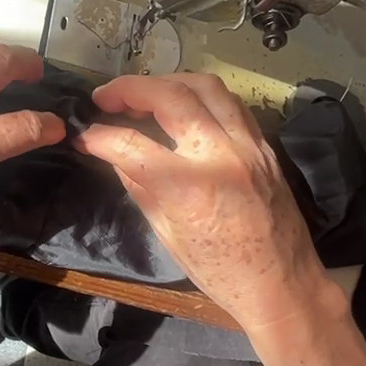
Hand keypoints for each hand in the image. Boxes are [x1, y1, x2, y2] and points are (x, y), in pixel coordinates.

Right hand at [74, 73, 345, 335]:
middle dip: (130, 89)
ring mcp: (247, 144)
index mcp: (188, 186)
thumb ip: (139, 184)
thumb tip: (114, 152)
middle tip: (105, 97)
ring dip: (166, 82)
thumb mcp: (165, 232)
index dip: (99, 136)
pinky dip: (199, 95)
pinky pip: (229, 102)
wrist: (282, 284)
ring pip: (204, 85)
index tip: (83, 134)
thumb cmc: (217, 270)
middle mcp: (219, 154)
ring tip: (143, 95)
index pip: (131, 143)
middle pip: (169, 95)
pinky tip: (182, 106)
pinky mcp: (263, 144)